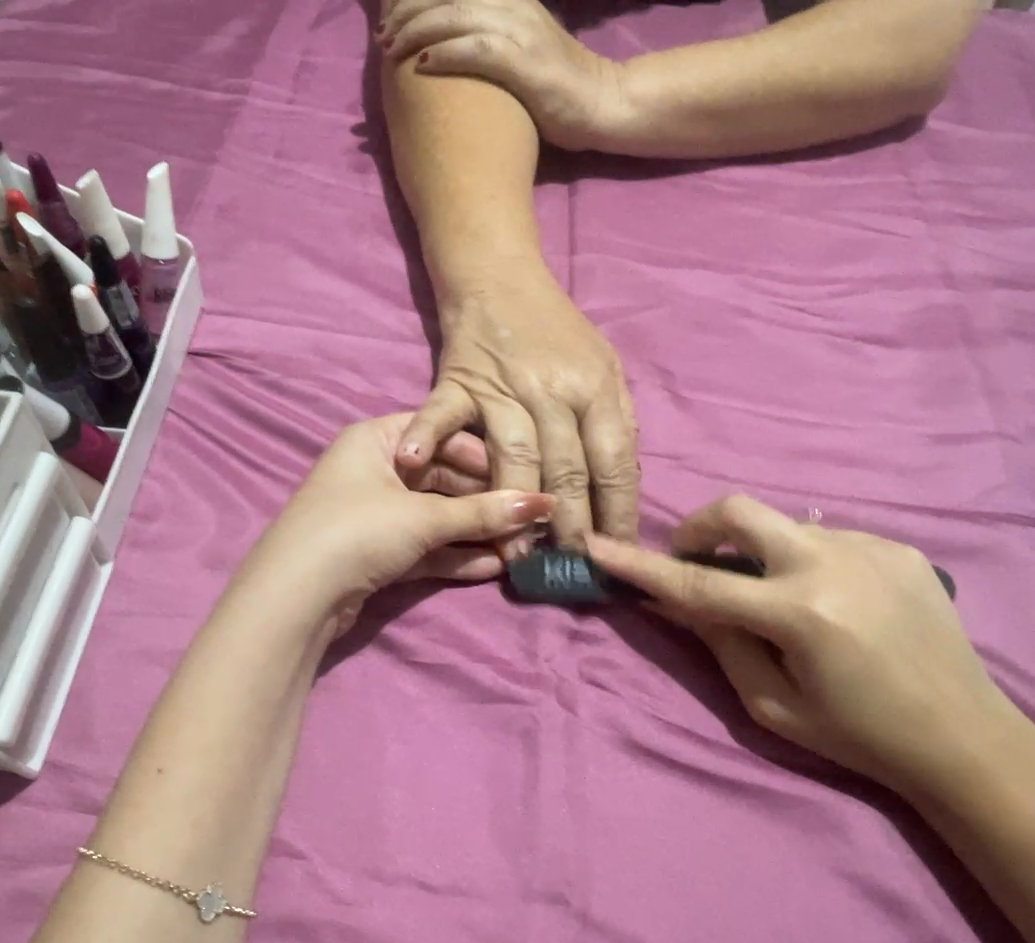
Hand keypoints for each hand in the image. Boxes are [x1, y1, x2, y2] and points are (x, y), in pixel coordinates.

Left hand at [245, 413, 554, 630]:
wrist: (297, 596)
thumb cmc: (358, 530)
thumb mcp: (423, 516)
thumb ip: (482, 512)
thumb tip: (541, 505)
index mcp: (376, 440)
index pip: (439, 433)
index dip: (483, 452)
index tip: (524, 471)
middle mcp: (373, 470)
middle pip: (441, 478)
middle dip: (484, 502)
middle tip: (530, 519)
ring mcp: (373, 514)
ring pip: (434, 517)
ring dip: (474, 533)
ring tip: (520, 547)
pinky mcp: (375, 553)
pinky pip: (423, 547)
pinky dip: (453, 556)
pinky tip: (492, 567)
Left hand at [379, 0, 629, 151]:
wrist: (599, 104)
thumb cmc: (553, 85)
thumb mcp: (518, 46)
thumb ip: (485, 35)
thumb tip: (443, 42)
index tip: (389, 13)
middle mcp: (512, 4)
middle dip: (407, 11)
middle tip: (383, 35)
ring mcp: (518, 31)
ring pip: (453, 17)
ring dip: (415, 31)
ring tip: (390, 49)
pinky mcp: (522, 62)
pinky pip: (473, 49)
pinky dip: (442, 55)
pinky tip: (420, 66)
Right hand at [395, 271, 638, 548]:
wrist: (499, 276)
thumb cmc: (556, 330)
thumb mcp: (604, 366)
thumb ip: (616, 420)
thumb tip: (622, 484)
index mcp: (596, 388)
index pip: (614, 463)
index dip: (615, 515)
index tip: (613, 556)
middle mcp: (553, 389)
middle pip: (566, 468)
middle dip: (568, 527)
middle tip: (567, 573)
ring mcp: (502, 385)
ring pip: (513, 454)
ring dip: (511, 507)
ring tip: (515, 558)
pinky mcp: (457, 378)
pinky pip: (442, 412)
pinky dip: (425, 435)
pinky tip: (412, 463)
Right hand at [587, 496, 1034, 799]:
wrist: (966, 738)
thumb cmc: (856, 736)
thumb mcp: (770, 704)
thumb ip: (719, 641)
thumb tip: (673, 599)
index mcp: (800, 614)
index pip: (697, 582)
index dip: (640, 565)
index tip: (598, 546)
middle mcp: (833, 564)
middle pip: (739, 512)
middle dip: (699, 529)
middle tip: (697, 564)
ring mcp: (871, 548)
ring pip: (783, 527)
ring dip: (759, 554)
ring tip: (779, 602)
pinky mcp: (899, 547)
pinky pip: (825, 539)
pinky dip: (804, 562)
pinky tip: (830, 603)